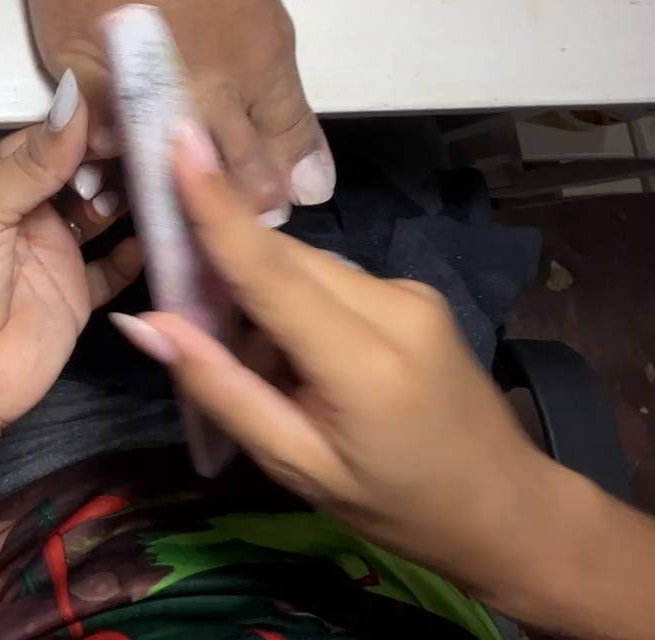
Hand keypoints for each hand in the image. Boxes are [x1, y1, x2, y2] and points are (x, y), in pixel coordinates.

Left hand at [0, 71, 145, 445]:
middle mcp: (25, 212)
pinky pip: (115, 266)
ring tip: (157, 182)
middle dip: (109, 158)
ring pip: (101, 211)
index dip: (80, 129)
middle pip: (77, 171)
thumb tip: (73, 100)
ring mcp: (54, 252)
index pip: (43, 141)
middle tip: (147, 148)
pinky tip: (154, 237)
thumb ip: (30, 162)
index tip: (122, 118)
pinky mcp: (77, 292)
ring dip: (125, 197)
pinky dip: (135, 252)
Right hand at [110, 117, 565, 596]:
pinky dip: (289, 302)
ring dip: (257, 295)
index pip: (270, 270)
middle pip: (277, 256)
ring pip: (296, 262)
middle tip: (187, 314)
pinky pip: (322, 275)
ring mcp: (407, 290)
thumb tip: (143, 322)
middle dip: (222, 270)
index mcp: (364, 362)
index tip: (183, 143)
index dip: (219, 206)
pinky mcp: (409, 288)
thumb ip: (217, 386)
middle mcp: (392, 305)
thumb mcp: (295, 464)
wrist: (511, 511)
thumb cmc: (395, 505)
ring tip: (266, 368)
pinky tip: (299, 357)